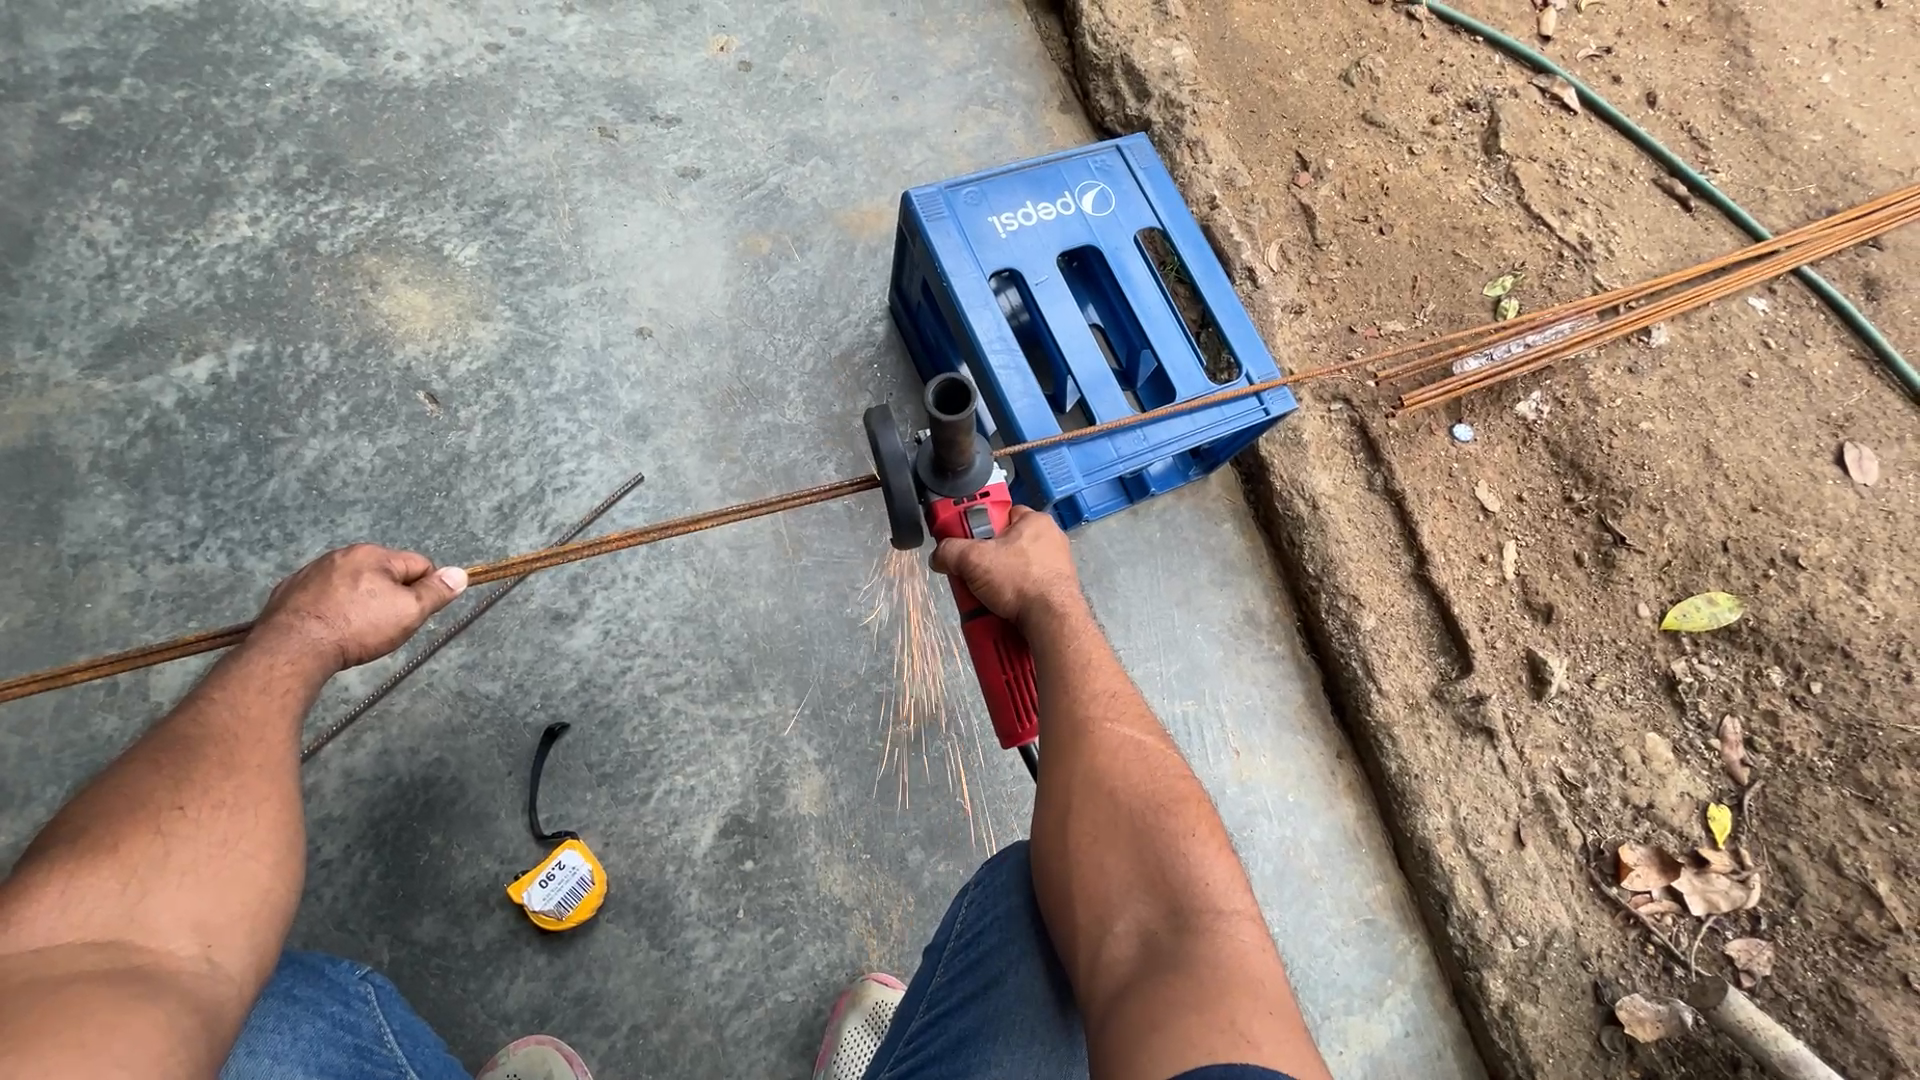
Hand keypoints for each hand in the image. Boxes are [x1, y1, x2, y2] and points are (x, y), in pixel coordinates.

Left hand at [250, 544, 467, 672]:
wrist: (291, 650)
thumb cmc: (358, 628)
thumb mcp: (410, 611)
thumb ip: (438, 591)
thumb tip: (460, 573)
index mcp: (373, 554)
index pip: (420, 565)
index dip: (425, 590)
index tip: (412, 614)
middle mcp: (341, 555)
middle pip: (385, 573)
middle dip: (392, 595)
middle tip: (386, 624)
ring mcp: (309, 572)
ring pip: (353, 584)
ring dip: (361, 600)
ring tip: (355, 629)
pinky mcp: (287, 592)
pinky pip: (323, 595)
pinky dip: (331, 607)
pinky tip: (329, 627)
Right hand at [929, 506, 1084, 630]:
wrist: (1051, 621)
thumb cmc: (1022, 581)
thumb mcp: (972, 559)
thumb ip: (949, 551)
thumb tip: (940, 556)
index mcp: (1034, 522)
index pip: (1000, 514)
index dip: (979, 526)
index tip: (966, 539)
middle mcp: (1049, 542)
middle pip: (1005, 547)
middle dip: (986, 562)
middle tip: (972, 573)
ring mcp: (1055, 568)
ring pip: (1014, 572)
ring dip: (996, 584)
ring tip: (983, 596)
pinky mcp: (1056, 592)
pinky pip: (1024, 591)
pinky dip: (1010, 600)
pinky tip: (999, 610)